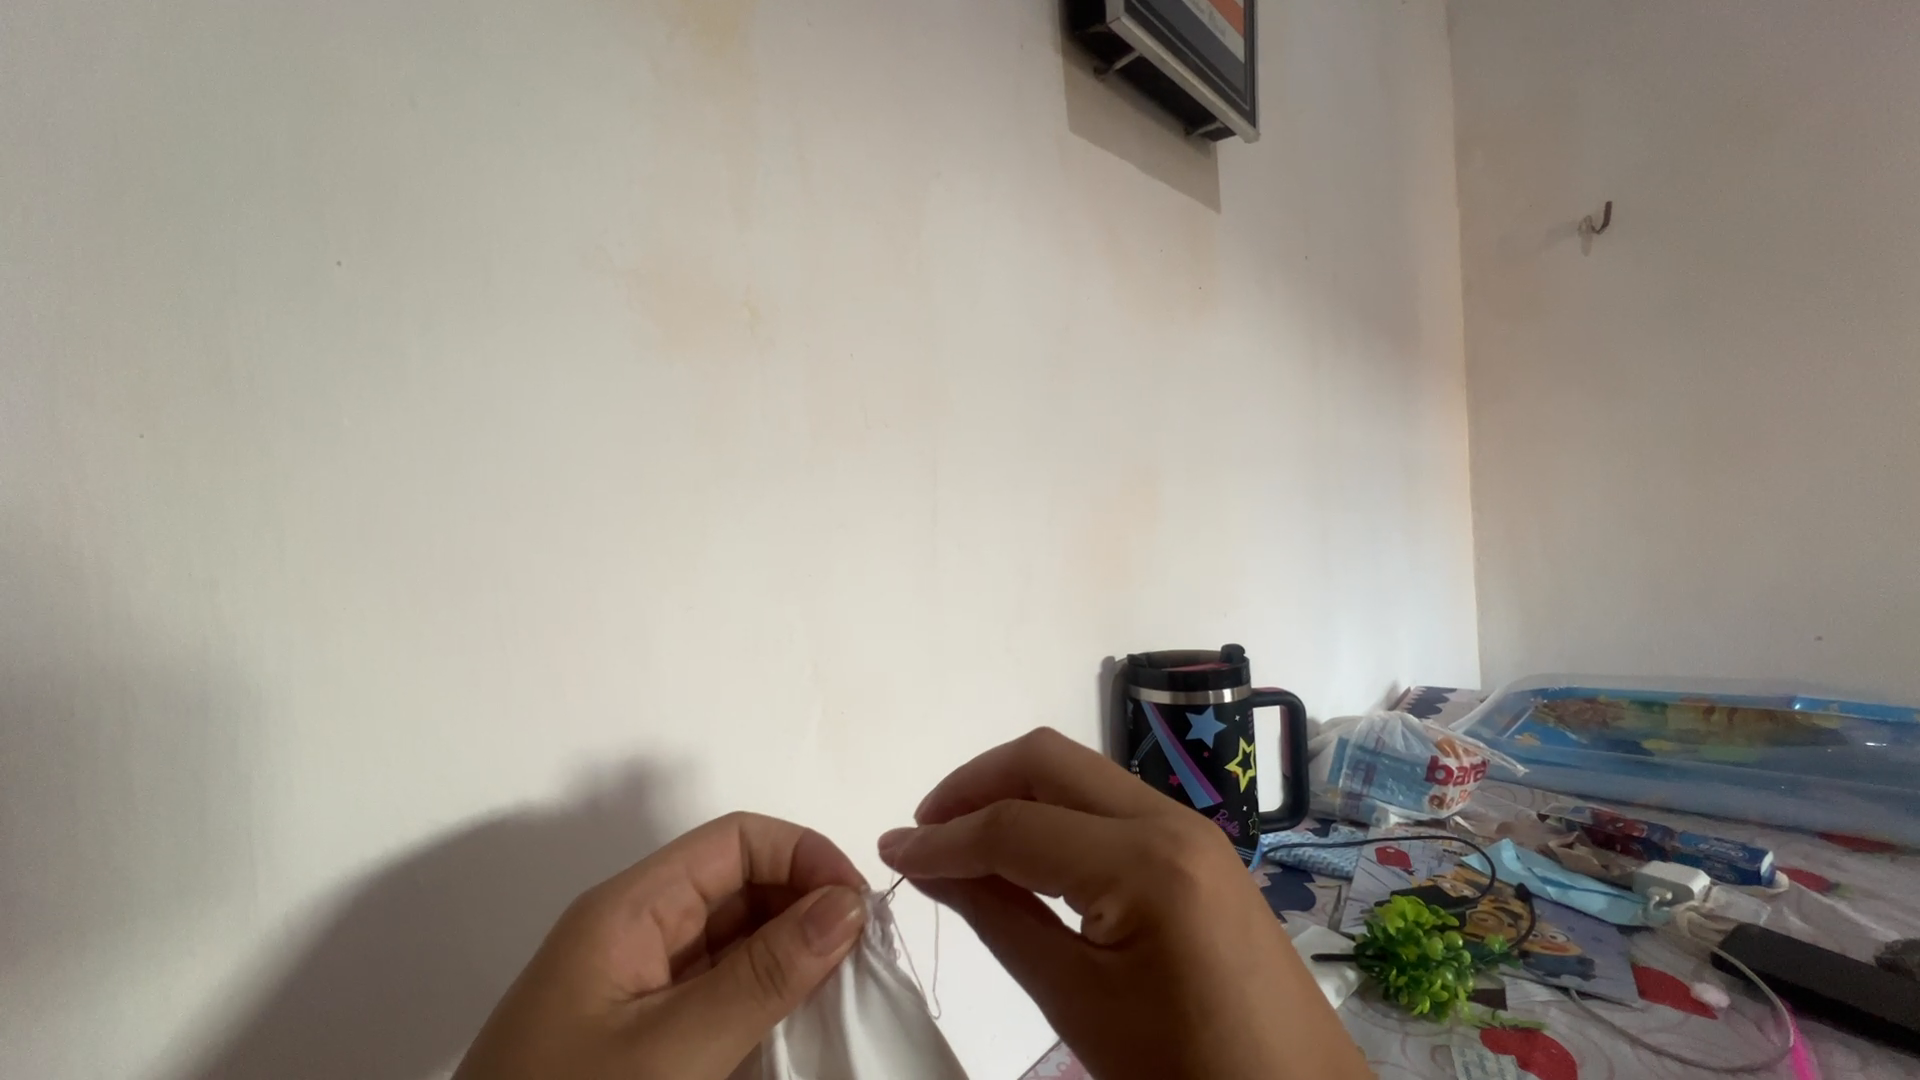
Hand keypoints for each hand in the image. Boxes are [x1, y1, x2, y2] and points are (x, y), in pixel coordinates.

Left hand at [454, 812, 868, 1079]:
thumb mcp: (671, 1053)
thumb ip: (764, 975)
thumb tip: (848, 903)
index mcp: (628, 909)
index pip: (735, 840)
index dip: (803, 855)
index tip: (856, 907)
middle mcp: (635, 930)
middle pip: (739, 882)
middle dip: (806, 903)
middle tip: (861, 955)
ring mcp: (639, 984)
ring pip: (736, 936)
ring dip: (793, 951)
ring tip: (843, 987)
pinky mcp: (645, 1031)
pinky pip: (721, 988)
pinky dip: (767, 995)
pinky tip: (800, 1020)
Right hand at [879, 728, 1370, 1079]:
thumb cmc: (1184, 1073)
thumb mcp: (1078, 1004)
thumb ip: (999, 918)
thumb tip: (928, 863)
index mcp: (1144, 862)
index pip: (1016, 825)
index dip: (943, 837)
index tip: (888, 851)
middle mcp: (1169, 818)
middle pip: (1048, 759)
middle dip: (976, 783)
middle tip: (926, 829)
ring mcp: (1190, 825)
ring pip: (1079, 771)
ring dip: (1014, 791)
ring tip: (962, 837)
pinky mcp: (1197, 844)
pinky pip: (1107, 802)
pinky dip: (1054, 811)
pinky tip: (1025, 851)